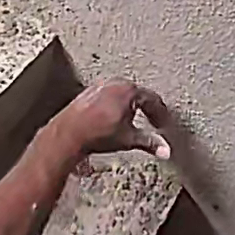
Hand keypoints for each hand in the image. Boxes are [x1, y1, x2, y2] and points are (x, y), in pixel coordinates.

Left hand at [41, 79, 173, 160]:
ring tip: (134, 120)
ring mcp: (101, 86)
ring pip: (122, 94)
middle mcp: (116, 83)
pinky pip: (109, 96)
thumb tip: (165, 151)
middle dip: (147, 108)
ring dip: (131, 106)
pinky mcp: (89, 92)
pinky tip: (113, 118)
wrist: (69, 133)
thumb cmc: (98, 134)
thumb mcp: (129, 139)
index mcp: (129, 90)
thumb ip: (150, 143)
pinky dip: (116, 105)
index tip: (163, 125)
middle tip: (153, 120)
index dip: (160, 114)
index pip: (153, 100)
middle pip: (138, 94)